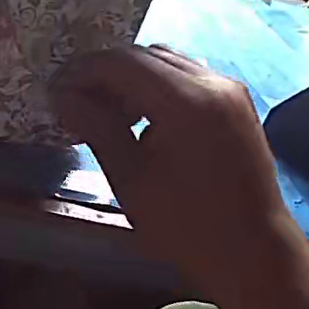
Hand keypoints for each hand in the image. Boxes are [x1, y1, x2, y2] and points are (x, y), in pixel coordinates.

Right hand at [51, 46, 303, 287]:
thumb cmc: (186, 226)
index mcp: (186, 102)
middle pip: (143, 55)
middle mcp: (213, 83)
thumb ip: (96, 127)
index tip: (55, 91)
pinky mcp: (235, 102)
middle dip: (102, 73)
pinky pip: (184, 77)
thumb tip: (62, 96)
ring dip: (127, 79)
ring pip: (164, 62)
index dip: (81, 71)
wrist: (253, 253)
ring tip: (100, 111)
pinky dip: (153, 87)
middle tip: (72, 101)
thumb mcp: (130, 178)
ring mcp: (229, 90)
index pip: (121, 62)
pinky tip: (136, 118)